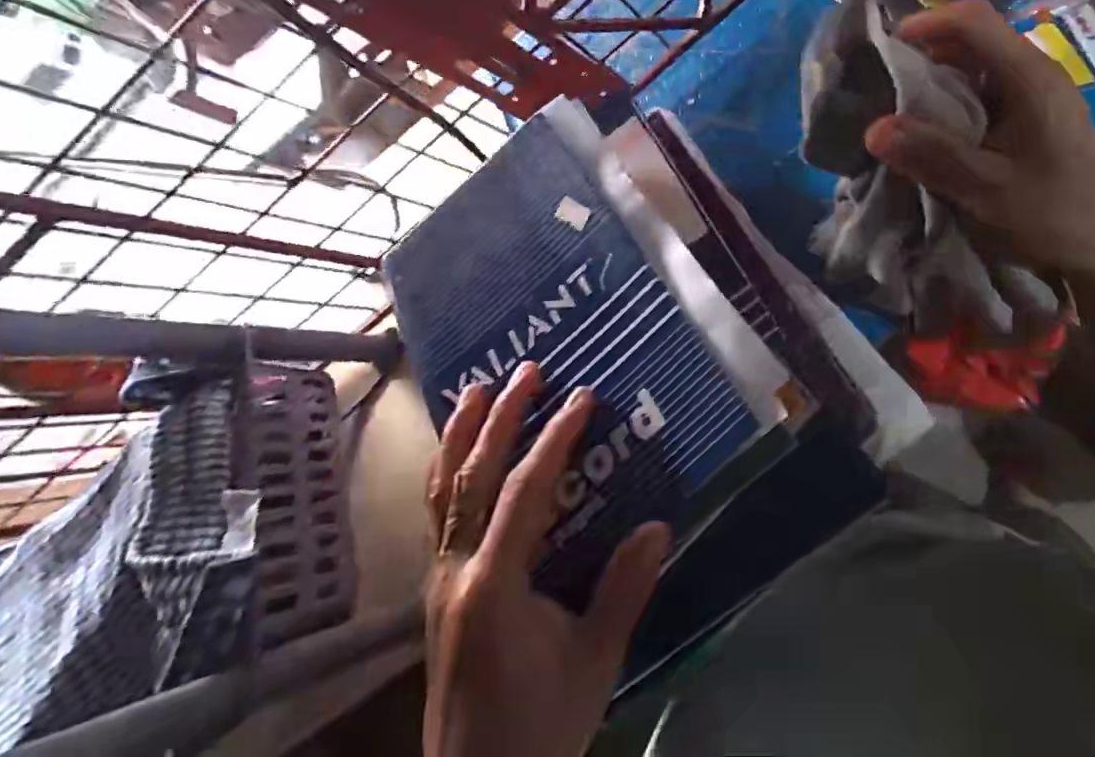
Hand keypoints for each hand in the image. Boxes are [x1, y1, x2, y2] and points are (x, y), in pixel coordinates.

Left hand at [423, 361, 671, 756]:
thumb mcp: (594, 662)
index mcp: (493, 584)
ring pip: (442, 490)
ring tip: (474, 389)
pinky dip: (446, 470)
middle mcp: (455, 569)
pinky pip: (436, 513)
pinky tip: (456, 453)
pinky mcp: (436, 588)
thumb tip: (658, 526)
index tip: (580, 398)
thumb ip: (623, 591)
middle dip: (500, 418)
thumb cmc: (540, 724)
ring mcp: (438, 576)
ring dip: (460, 434)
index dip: (554, 440)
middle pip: (474, 476)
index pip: (525, 492)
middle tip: (526, 373)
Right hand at [864, 0, 1094, 279]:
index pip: (974, 21)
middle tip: (881, 82)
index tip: (884, 48)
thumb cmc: (1050, 216)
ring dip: (934, 77)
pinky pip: (982, 89)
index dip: (926, 23)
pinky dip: (950, 98)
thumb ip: (932, 155)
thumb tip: (873, 128)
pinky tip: (930, 128)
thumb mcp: (985, 189)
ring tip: (897, 106)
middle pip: (972, 37)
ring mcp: (1035, 95)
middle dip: (922, 52)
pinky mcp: (1030, 116)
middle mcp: (1035, 75)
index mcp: (1030, 79)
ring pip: (975, 64)